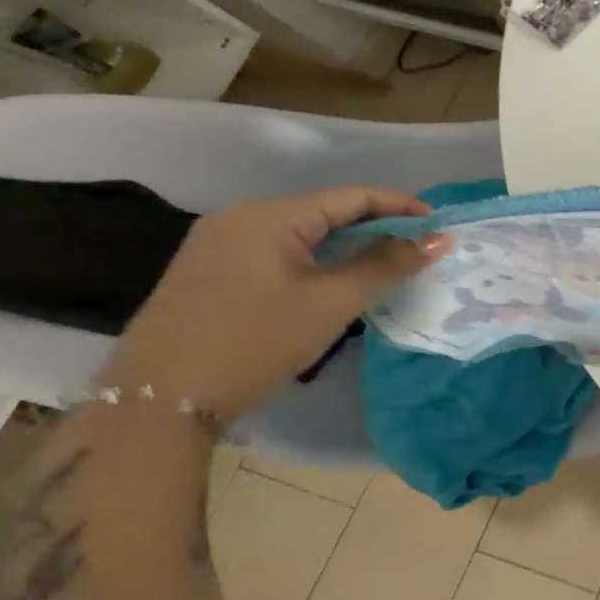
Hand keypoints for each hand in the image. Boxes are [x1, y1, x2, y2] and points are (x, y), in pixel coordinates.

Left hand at [100, 187, 448, 424]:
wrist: (158, 403)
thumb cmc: (254, 342)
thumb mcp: (331, 302)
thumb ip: (387, 265)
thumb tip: (439, 239)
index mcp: (268, 216)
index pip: (351, 197)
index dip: (402, 207)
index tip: (441, 227)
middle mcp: (240, 220)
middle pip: (327, 212)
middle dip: (379, 229)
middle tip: (423, 250)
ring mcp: (220, 248)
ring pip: (305, 236)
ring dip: (351, 248)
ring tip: (392, 267)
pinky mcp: (213, 275)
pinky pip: (282, 255)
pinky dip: (321, 263)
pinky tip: (342, 283)